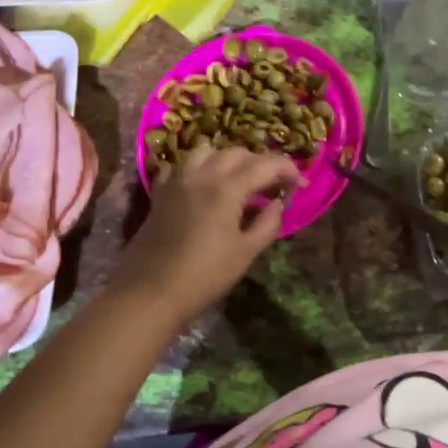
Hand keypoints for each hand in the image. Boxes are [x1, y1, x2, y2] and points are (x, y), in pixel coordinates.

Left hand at [111, 146, 303, 318]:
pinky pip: (180, 167)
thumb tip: (277, 204)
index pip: (266, 164)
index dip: (288, 170)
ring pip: (206, 151)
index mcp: (227, 188)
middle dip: (260, 163)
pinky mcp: (160, 195)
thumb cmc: (202, 277)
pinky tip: (203, 186)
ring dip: (227, 159)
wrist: (147, 295)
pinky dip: (196, 168)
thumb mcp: (245, 253)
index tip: (300, 184)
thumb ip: (267, 223)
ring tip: (238, 179)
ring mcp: (177, 182)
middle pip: (238, 153)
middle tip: (272, 185)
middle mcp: (202, 176)